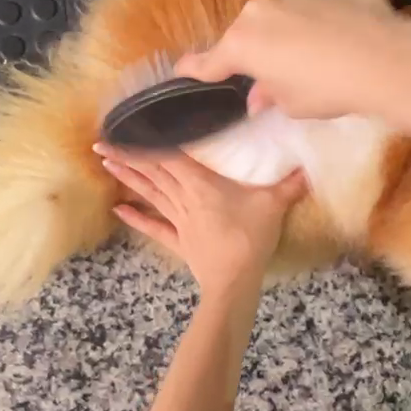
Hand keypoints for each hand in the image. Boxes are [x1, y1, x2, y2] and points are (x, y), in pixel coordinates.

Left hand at [94, 143, 306, 303]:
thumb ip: (290, 184)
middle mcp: (184, 198)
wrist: (235, 281)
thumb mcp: (273, 205)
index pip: (169, 156)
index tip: (124, 128)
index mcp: (201, 184)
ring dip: (127, 178)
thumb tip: (309, 165)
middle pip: (152, 172)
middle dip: (126, 156)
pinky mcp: (179, 241)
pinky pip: (154, 227)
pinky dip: (136, 218)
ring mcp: (178, 220)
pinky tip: (117, 210)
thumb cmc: (250, 237)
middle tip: (100, 142)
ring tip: (105, 163)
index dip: (146, 141)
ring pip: (149, 194)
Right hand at [175, 0, 410, 118]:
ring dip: (288, 32)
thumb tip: (261, 94)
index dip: (195, 69)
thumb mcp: (293, 104)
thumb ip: (270, 95)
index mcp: (243, 42)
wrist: (385, 58)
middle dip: (255, 51)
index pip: (209, 60)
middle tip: (272, 75)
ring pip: (281, 14)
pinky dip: (319, 21)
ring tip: (315, 57)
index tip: (181, 70)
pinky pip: (315, 6)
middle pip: (248, 33)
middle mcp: (262, 10)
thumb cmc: (328, 89)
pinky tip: (341, 40)